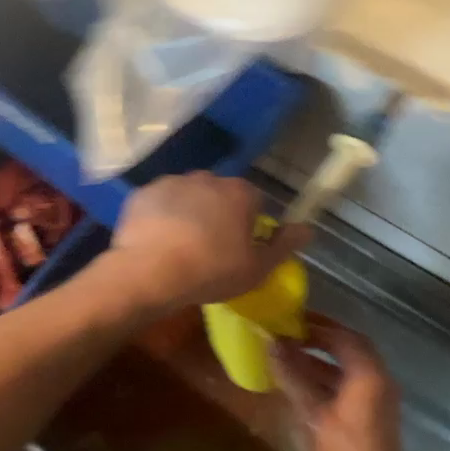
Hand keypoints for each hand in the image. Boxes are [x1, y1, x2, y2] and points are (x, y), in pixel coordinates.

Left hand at [108, 173, 310, 310]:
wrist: (150, 272)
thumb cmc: (212, 272)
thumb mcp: (257, 268)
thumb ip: (284, 246)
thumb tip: (308, 229)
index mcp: (240, 192)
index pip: (253, 201)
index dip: (247, 225)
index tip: (237, 248)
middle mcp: (206, 178)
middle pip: (218, 195)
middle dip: (216, 215)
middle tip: (207, 249)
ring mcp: (171, 182)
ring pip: (185, 197)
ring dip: (186, 214)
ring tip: (177, 248)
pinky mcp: (141, 194)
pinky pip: (156, 204)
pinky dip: (157, 218)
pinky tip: (154, 243)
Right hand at [271, 321, 410, 450]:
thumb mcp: (313, 413)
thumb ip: (293, 376)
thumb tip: (271, 344)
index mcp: (369, 375)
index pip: (344, 337)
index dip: (317, 325)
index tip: (289, 320)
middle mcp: (379, 379)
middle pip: (350, 347)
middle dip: (321, 337)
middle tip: (290, 332)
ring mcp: (377, 397)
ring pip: (349, 366)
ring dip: (322, 357)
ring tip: (290, 353)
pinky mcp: (371, 412)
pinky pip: (349, 382)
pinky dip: (326, 375)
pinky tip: (302, 381)